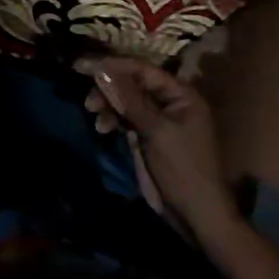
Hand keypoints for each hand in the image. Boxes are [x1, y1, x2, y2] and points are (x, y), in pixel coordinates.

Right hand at [82, 59, 238, 229]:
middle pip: (131, 83)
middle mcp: (170, 103)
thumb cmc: (182, 168)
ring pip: (124, 101)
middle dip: (108, 88)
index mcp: (181, 96)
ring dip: (107, 104)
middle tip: (87, 96)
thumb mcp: (155, 131)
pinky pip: (124, 118)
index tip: (84, 65)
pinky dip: (111, 120)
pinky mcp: (146, 136)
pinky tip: (102, 128)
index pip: (143, 70)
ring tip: (93, 113)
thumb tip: (102, 69)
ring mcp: (158, 120)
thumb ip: (128, 99)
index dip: (113, 66)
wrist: (195, 213)